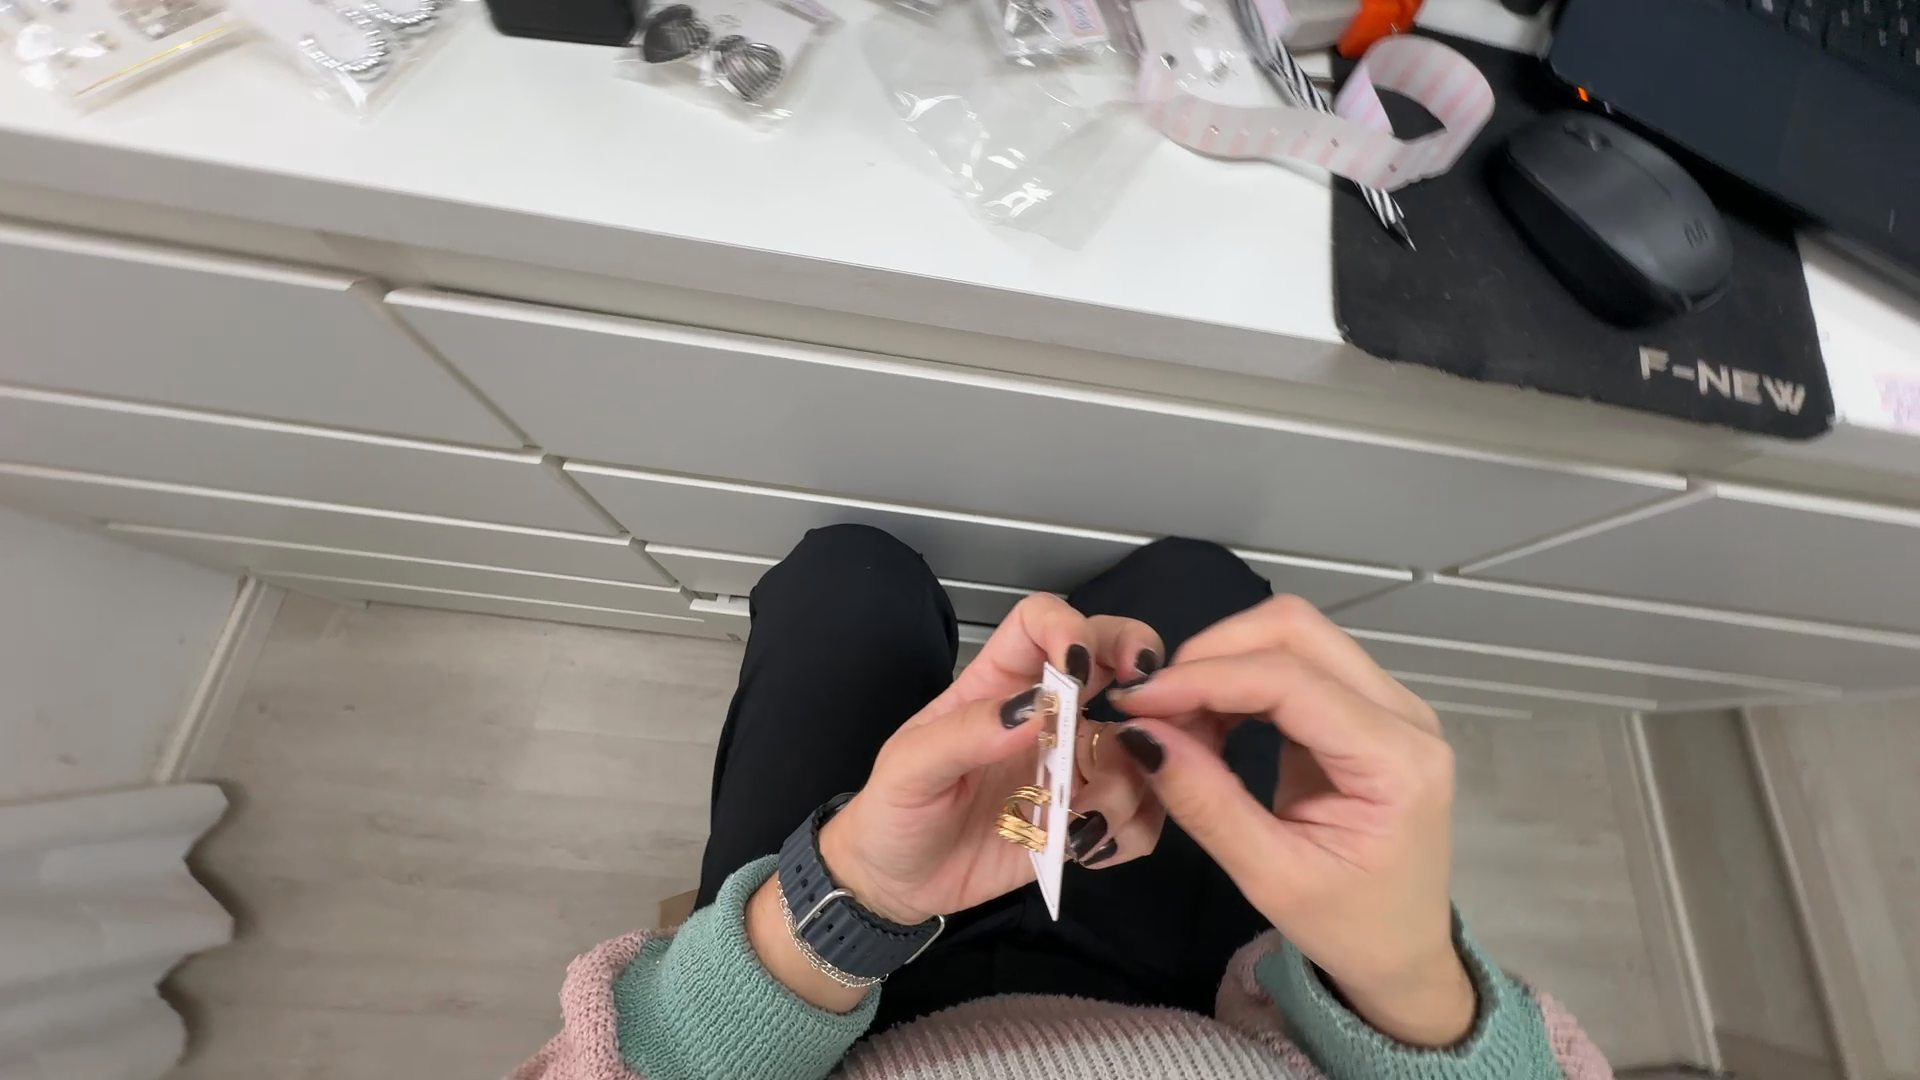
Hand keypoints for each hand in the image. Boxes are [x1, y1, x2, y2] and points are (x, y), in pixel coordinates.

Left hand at [819, 593, 1166, 925]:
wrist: (900, 883)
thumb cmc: (895, 811)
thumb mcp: (910, 767)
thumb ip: (967, 732)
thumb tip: (1037, 708)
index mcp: (997, 682)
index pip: (1040, 621)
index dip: (1068, 627)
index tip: (1078, 668)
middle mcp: (1045, 714)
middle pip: (1109, 655)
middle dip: (1137, 664)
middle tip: (1145, 708)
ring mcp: (1070, 764)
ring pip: (1134, 743)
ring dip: (1125, 781)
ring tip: (1079, 823)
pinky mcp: (1084, 815)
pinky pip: (1138, 810)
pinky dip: (1129, 830)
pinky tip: (1083, 851)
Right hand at [1108, 596, 1473, 1046]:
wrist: (1402, 949)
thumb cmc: (1348, 924)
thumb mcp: (1270, 878)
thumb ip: (1205, 802)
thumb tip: (1138, 733)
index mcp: (1396, 761)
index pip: (1288, 680)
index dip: (1203, 679)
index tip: (1135, 700)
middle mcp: (1400, 711)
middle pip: (1293, 629)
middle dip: (1211, 652)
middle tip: (1157, 703)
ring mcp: (1384, 699)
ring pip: (1288, 632)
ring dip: (1219, 660)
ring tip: (1178, 716)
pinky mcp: (1357, 701)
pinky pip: (1287, 657)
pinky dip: (1233, 675)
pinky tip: (1207, 718)